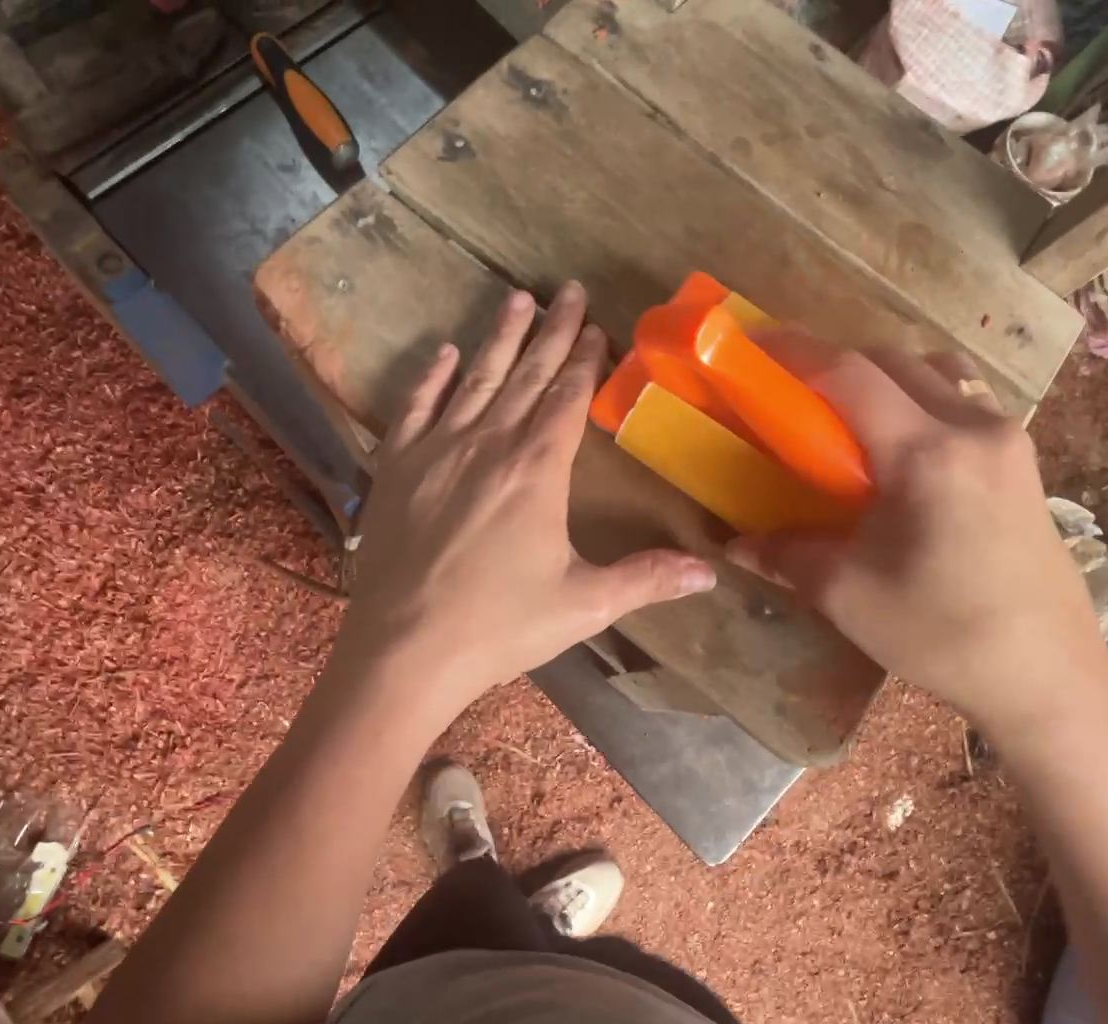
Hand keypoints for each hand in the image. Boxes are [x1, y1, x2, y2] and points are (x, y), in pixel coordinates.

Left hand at [333, 282, 715, 718]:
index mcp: (536, 470)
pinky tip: (447, 354)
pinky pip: (415, 409)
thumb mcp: (583, 605)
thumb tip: (712, 574)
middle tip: (567, 290)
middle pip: (527, 376)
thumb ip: (646, 580)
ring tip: (517, 298)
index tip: (597, 327)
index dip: (584, 360)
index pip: (567, 399)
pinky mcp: (395, 469)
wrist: (406, 648)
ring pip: (475, 380)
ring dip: (499, 339)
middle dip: (551, 332)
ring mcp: (436, 451)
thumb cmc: (499, 626)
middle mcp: (488, 444)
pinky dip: (432, 378)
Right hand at [728, 328, 1107, 735]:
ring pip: (933, 374)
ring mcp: (1007, 440)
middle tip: (789, 385)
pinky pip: (958, 402)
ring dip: (881, 377)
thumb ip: (787, 555)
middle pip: (893, 360)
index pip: (852, 374)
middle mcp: (975, 427)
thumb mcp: (849, 595)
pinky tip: (895, 447)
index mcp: (929, 453)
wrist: (1049, 676)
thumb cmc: (944, 634)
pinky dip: (915, 400)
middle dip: (835, 361)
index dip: (796, 352)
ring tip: (841, 414)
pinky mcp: (1021, 461)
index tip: (754, 344)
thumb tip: (735, 544)